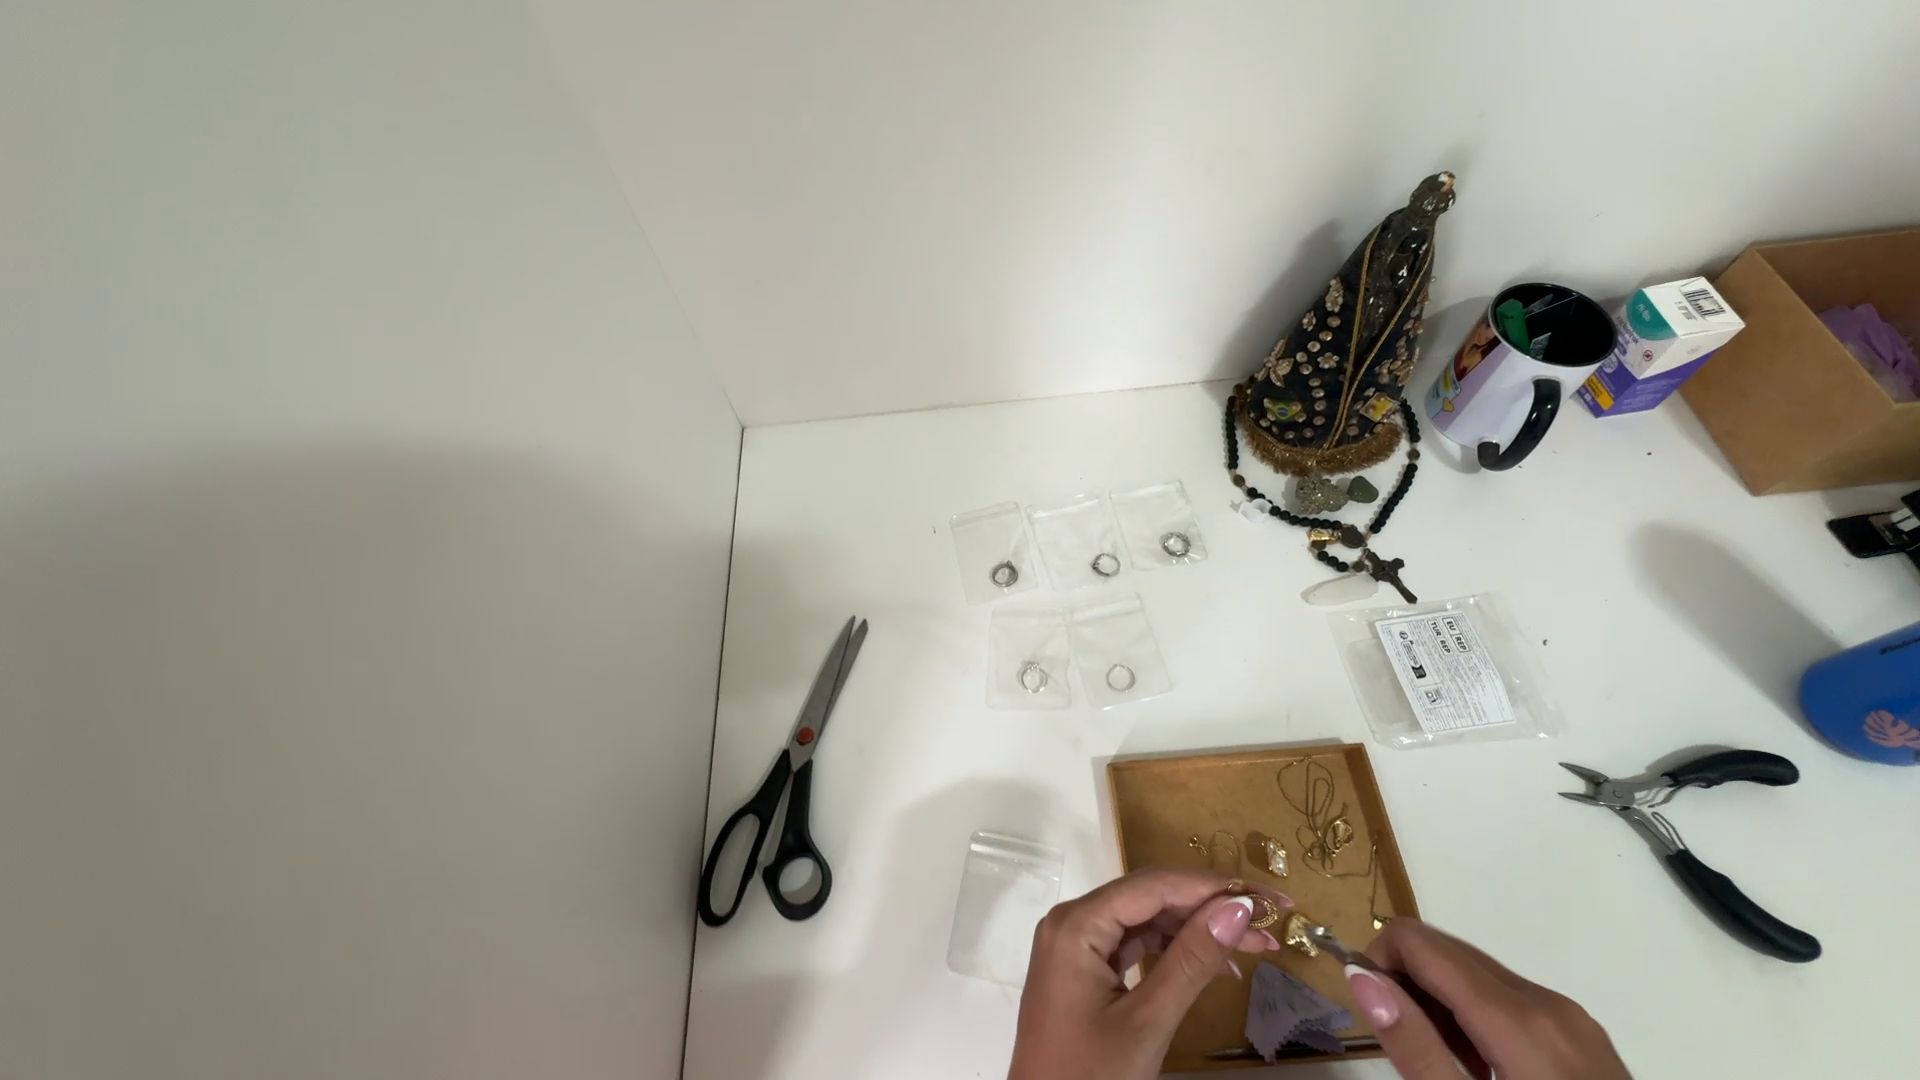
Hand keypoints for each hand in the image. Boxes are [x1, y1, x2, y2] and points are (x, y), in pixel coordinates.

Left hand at [1007, 868, 1289, 1079]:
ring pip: (1145, 918)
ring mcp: (1075, 943)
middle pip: (1149, 897)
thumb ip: (1191, 961)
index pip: (1153, 885)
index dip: (1213, 886)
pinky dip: (1172, 950)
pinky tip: (1211, 963)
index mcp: (1077, 923)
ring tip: (1252, 947)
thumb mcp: (1147, 1021)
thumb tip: (1238, 908)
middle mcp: (1072, 920)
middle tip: (1270, 925)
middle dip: (1210, 906)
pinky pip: (1133, 942)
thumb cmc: (1090, 1077)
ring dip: (1196, 928)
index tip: (1269, 898)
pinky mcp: (1082, 967)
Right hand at [1347, 918, 1631, 1079]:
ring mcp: (1573, 1017)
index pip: (1417, 940)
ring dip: (1442, 1004)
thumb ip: (1415, 1046)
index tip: (1373, 1015)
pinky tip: (1484, 1071)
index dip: (1377, 963)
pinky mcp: (1584, 1035)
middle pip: (1445, 951)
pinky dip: (1477, 1018)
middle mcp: (1547, 1000)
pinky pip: (1509, 998)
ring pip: (1475, 974)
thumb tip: (1360, 975)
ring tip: (1449, 1068)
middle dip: (1409, 986)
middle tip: (1409, 1050)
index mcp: (1517, 1017)